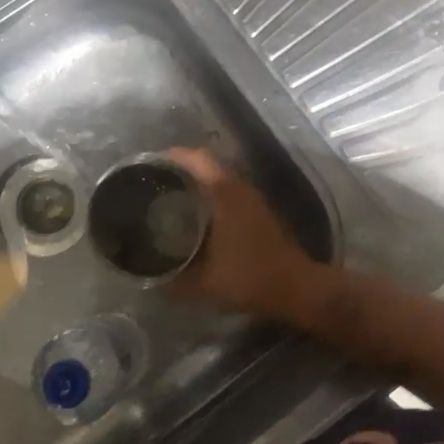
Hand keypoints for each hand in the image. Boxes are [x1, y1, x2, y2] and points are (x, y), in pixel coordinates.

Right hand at [166, 147, 323, 319]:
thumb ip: (175, 282)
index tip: (148, 163)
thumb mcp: (206, 283)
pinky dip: (208, 195)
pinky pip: (226, 191)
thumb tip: (149, 281)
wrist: (295, 287)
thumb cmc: (250, 277)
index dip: (172, 156)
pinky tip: (193, 215)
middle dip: (178, 169)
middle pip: (205, 165)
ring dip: (194, 182)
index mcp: (225, 194)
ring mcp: (250, 198)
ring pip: (217, 178)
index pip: (196, 159)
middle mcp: (238, 188)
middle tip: (151, 182)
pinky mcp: (256, 211)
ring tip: (166, 196)